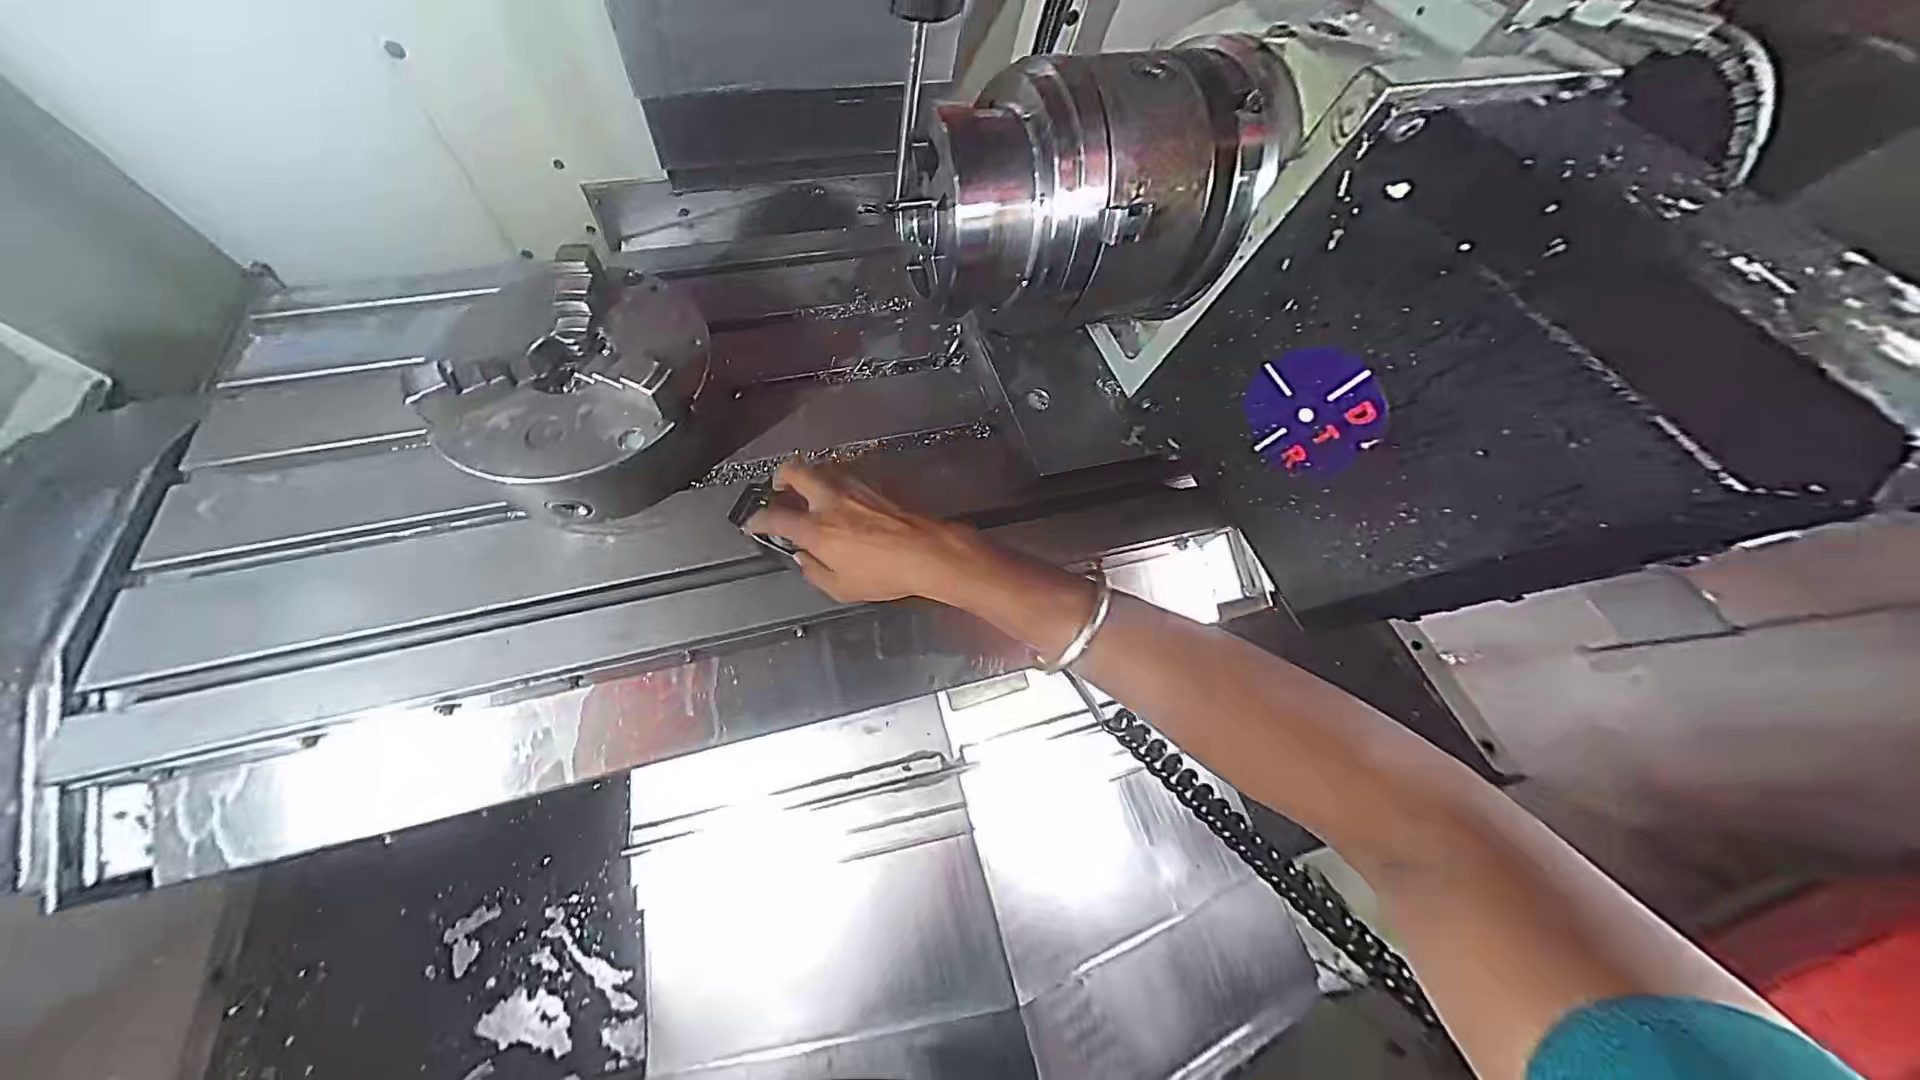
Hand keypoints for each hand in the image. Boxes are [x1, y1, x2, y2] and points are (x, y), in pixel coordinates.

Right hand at [744, 462, 986, 603]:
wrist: (927, 552)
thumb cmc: (886, 573)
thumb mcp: (842, 588)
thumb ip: (815, 572)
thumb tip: (804, 559)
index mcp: (817, 529)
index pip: (776, 517)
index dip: (759, 519)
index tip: (755, 523)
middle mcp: (831, 501)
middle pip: (795, 472)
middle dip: (781, 477)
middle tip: (779, 487)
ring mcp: (855, 488)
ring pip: (823, 466)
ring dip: (810, 474)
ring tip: (810, 488)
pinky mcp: (876, 485)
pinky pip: (847, 473)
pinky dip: (836, 478)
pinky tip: (843, 492)